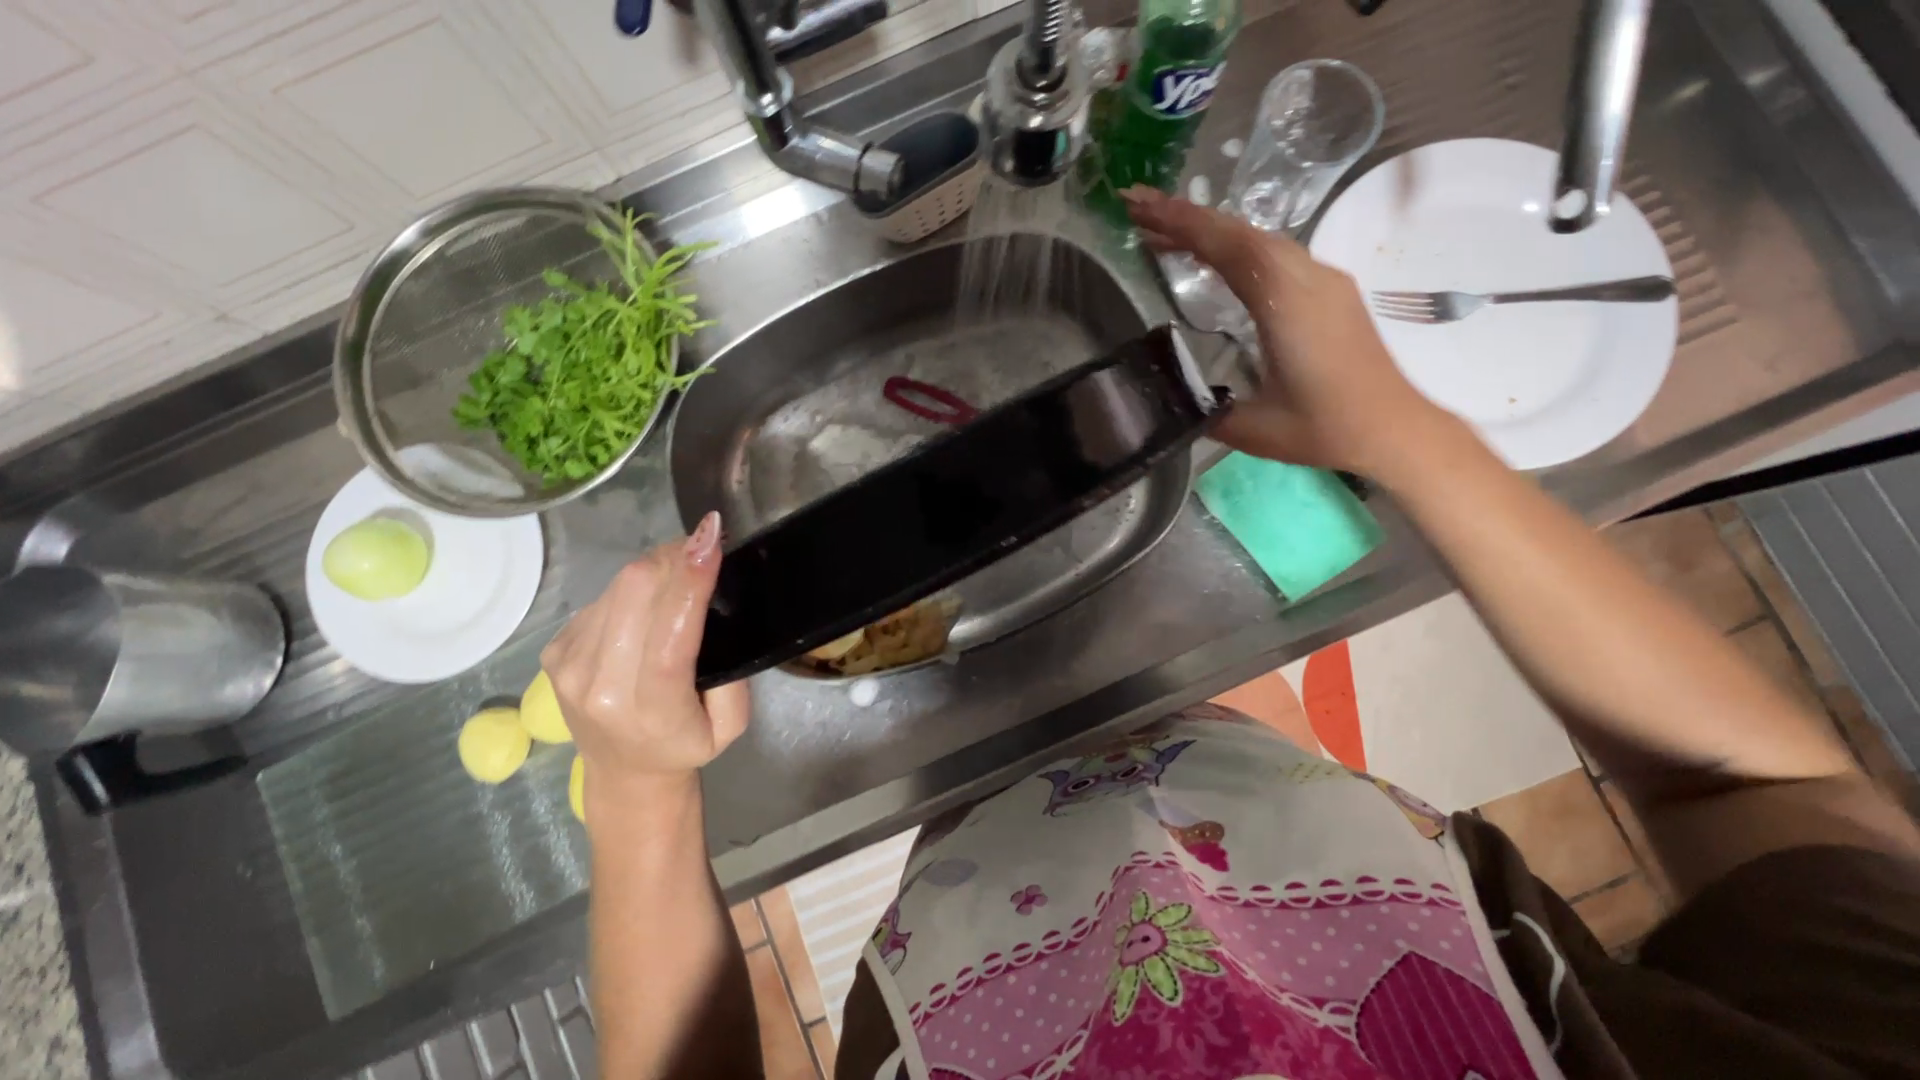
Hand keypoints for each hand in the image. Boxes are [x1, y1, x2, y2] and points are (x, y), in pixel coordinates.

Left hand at [540, 511, 749, 794]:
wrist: (622, 773)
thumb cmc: (684, 745)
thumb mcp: (730, 725)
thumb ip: (731, 675)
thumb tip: (709, 606)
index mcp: (652, 710)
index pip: (670, 636)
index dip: (690, 581)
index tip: (711, 537)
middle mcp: (601, 685)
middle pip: (635, 592)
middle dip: (674, 557)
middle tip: (703, 547)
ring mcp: (569, 666)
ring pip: (618, 586)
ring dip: (655, 569)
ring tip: (679, 573)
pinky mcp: (554, 651)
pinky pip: (601, 599)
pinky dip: (631, 590)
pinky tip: (645, 607)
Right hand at [1122, 187, 1453, 474]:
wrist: (1394, 430)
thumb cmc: (1325, 430)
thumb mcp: (1253, 428)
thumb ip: (1204, 405)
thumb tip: (1168, 390)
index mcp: (1285, 303)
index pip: (1226, 245)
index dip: (1179, 222)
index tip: (1137, 206)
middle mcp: (1307, 278)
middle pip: (1242, 232)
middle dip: (1186, 216)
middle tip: (1138, 210)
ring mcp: (1324, 281)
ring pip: (1260, 240)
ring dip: (1212, 231)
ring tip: (1164, 236)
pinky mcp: (1331, 292)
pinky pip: (1277, 255)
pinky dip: (1236, 248)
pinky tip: (1215, 261)